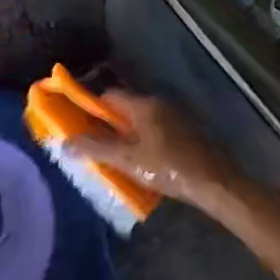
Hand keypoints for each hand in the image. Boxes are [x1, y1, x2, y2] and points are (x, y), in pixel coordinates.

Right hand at [64, 90, 242, 209]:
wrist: (215, 184)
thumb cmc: (167, 168)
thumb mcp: (126, 160)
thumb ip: (94, 148)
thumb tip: (64, 142)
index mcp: (143, 105)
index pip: (109, 95)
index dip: (92, 108)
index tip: (81, 127)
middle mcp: (160, 104)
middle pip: (125, 108)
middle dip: (108, 125)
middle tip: (96, 146)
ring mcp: (176, 118)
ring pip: (141, 120)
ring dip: (126, 135)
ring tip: (116, 157)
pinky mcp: (186, 133)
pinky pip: (156, 130)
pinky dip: (144, 141)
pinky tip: (142, 161)